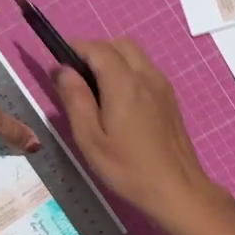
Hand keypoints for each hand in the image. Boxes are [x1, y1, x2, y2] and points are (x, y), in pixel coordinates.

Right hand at [52, 38, 226, 230]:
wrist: (176, 189)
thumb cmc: (127, 168)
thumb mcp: (89, 138)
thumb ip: (75, 99)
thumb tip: (62, 70)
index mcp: (124, 83)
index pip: (97, 48)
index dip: (74, 49)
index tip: (58, 65)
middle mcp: (146, 76)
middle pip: (119, 44)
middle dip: (94, 52)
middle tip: (76, 78)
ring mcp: (162, 86)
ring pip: (134, 55)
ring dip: (112, 61)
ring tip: (95, 91)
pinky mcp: (169, 98)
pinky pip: (145, 70)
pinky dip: (127, 72)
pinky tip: (117, 102)